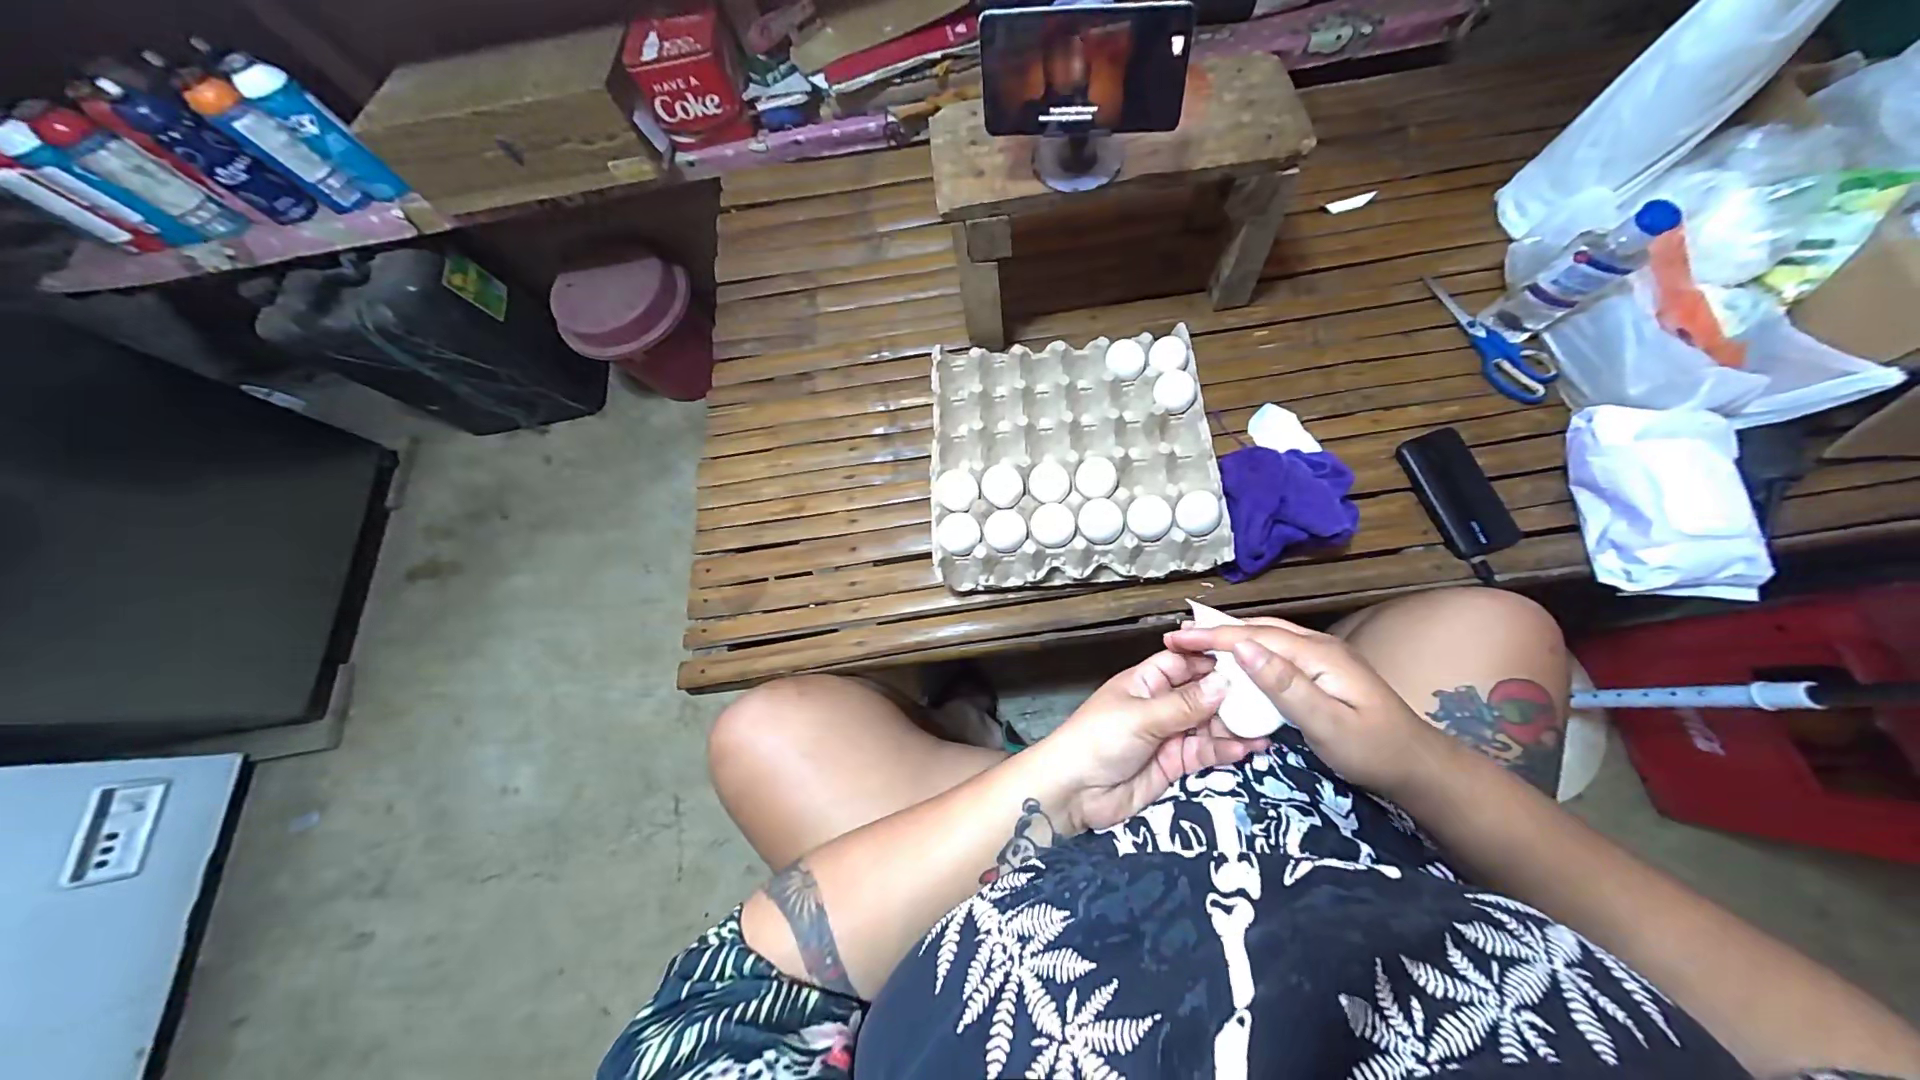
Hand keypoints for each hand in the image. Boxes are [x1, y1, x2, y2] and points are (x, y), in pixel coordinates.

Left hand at [1034, 650, 1270, 833]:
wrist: (1073, 793)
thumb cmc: (1097, 741)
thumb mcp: (1141, 717)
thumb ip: (1184, 704)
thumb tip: (1224, 683)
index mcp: (1144, 682)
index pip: (1183, 662)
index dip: (1211, 661)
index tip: (1248, 661)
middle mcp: (1159, 704)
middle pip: (1201, 695)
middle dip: (1231, 696)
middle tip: (1267, 699)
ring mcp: (1167, 735)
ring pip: (1208, 725)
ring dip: (1234, 726)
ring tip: (1266, 726)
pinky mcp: (1173, 764)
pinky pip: (1204, 752)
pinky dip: (1225, 751)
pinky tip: (1248, 749)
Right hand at [1163, 618, 1457, 798]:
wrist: (1420, 768)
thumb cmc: (1373, 751)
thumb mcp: (1326, 723)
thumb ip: (1285, 685)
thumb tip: (1242, 648)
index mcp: (1317, 655)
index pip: (1254, 636)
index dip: (1212, 635)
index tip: (1176, 637)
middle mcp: (1319, 647)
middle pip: (1258, 629)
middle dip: (1215, 630)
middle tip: (1178, 637)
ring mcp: (1323, 657)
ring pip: (1267, 636)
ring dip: (1230, 637)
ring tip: (1197, 642)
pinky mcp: (1322, 670)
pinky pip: (1276, 650)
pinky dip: (1247, 650)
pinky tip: (1234, 659)